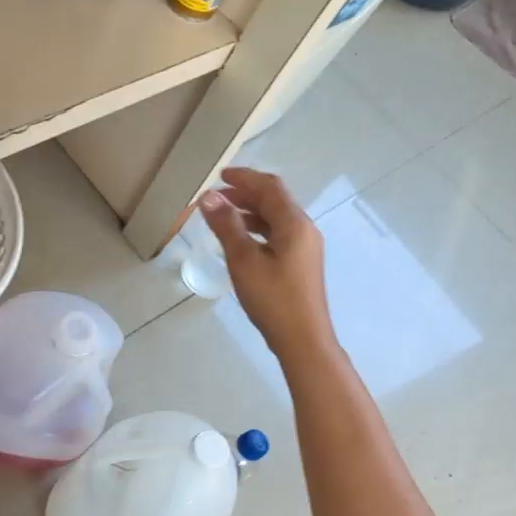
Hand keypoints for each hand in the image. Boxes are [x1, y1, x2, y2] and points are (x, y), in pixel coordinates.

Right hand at [200, 168, 335, 359]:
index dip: (244, 177)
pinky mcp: (301, 263)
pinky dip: (258, 228)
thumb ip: (226, 225)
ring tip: (224, 215)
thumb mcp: (243, 260)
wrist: (302, 340)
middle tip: (218, 194)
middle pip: (276, 199)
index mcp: (294, 223)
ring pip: (277, 217)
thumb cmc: (272, 298)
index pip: (269, 187)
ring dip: (251, 210)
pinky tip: (241, 240)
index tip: (220, 175)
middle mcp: (304, 229)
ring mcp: (305, 247)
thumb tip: (209, 196)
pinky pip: (279, 233)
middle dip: (247, 192)